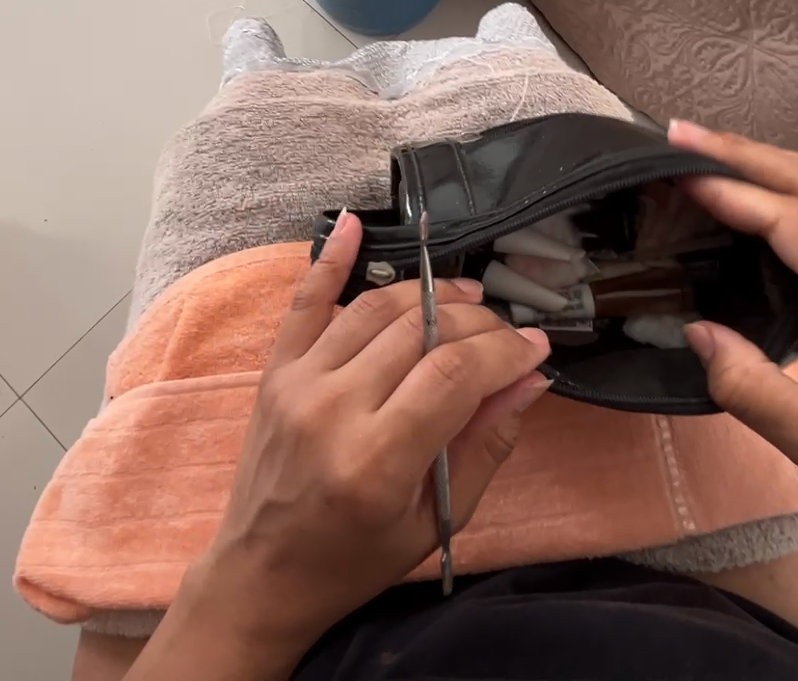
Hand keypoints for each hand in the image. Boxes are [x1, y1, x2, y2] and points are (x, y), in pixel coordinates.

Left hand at [169, 211, 552, 666]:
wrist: (262, 572)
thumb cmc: (355, 559)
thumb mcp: (436, 522)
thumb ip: (485, 445)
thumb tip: (530, 379)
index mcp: (375, 460)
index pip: (453, 374)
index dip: (503, 351)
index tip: (535, 346)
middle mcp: (331, 409)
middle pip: (419, 332)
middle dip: (476, 322)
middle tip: (505, 331)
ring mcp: (298, 381)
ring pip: (376, 307)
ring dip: (429, 293)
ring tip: (466, 297)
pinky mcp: (276, 368)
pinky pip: (305, 300)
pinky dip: (331, 258)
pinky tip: (355, 224)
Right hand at [667, 121, 797, 550]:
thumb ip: (749, 389)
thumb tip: (695, 330)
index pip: (795, 223)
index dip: (734, 192)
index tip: (675, 174)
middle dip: (744, 152)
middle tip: (679, 136)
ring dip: (770, 159)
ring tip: (710, 151)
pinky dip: (794, 179)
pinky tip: (764, 188)